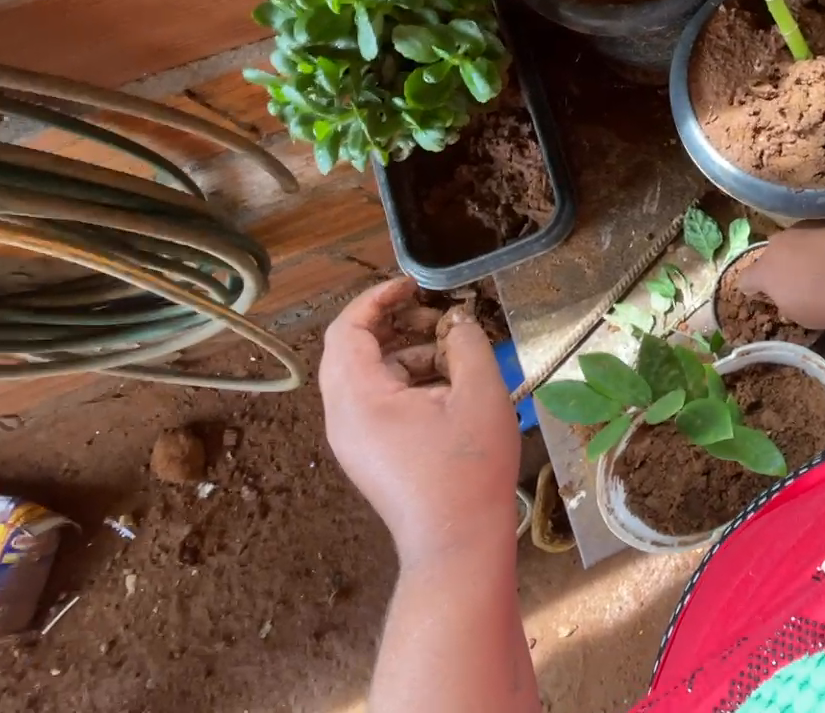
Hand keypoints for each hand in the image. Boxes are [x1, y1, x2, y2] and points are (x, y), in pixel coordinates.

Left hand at [320, 278, 521, 565]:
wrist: (458, 539)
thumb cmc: (469, 464)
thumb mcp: (480, 392)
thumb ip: (468, 343)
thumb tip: (459, 320)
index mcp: (359, 398)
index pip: (348, 330)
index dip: (378, 298)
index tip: (416, 284)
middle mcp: (344, 417)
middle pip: (355, 352)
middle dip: (399, 325)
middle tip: (443, 315)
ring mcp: (354, 439)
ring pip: (372, 376)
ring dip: (411, 354)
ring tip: (460, 354)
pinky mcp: (371, 453)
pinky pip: (380, 401)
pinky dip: (411, 381)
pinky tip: (453, 387)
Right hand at [736, 226, 824, 330]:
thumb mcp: (797, 314)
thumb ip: (783, 299)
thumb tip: (784, 292)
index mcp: (764, 271)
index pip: (745, 279)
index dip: (752, 288)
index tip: (761, 294)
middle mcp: (777, 245)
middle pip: (770, 254)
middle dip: (777, 265)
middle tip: (795, 280)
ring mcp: (801, 229)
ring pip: (793, 240)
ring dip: (799, 251)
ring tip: (819, 266)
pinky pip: (815, 233)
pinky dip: (821, 242)